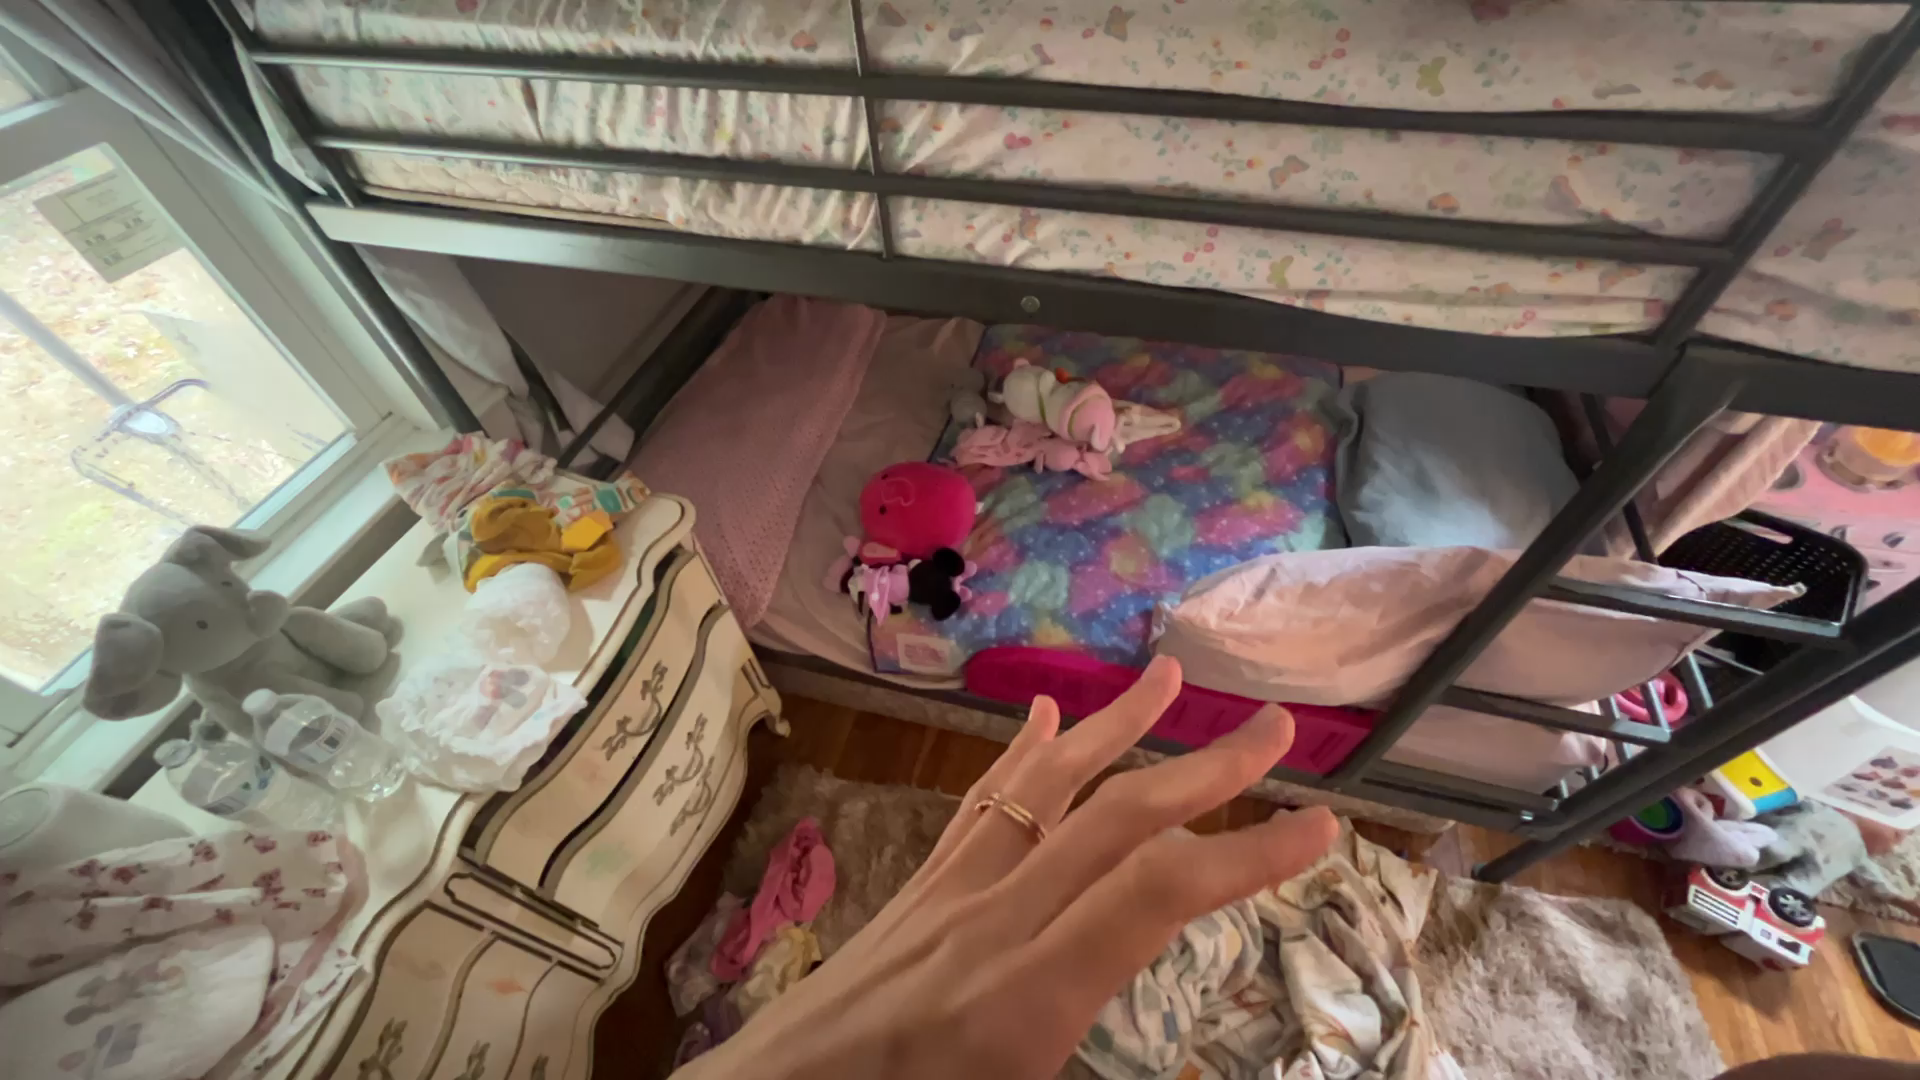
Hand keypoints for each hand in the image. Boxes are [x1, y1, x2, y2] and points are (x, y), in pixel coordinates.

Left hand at [680, 656, 1338, 1078]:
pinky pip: (981, 801)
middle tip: (1271, 727)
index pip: (1151, 899)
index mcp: (1024, 1000)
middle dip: (1202, 769)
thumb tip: (1172, 1028)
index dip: (1243, 856)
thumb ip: (1098, 1049)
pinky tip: (1043, 709)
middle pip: (1111, 821)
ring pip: (1043, 786)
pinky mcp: (924, 884)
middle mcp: (992, 921)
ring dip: (1113, 727)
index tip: (1319, 824)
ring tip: (1164, 676)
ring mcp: (951, 890)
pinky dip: (1021, 751)